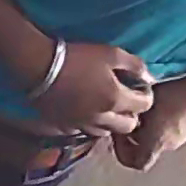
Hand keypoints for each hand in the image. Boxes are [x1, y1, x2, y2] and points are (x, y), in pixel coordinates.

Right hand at [30, 41, 154, 134]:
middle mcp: (101, 117)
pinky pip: (82, 131)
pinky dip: (87, 124)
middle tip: (123, 101)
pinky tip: (82, 112)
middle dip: (131, 114)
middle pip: (128, 126)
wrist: (37, 66)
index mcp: (116, 99)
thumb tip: (148, 77)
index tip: (138, 87)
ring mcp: (81, 124)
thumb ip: (135, 65)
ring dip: (109, 122)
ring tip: (103, 108)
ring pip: (105, 132)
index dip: (145, 96)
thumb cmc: (76, 57)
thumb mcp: (110, 53)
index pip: (145, 106)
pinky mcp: (63, 126)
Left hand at [111, 75, 185, 170]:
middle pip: (143, 152)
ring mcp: (181, 139)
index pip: (136, 164)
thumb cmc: (172, 95)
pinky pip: (165, 134)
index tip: (118, 136)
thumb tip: (115, 121)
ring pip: (153, 142)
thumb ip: (128, 116)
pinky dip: (155, 127)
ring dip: (142, 132)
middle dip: (130, 140)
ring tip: (139, 112)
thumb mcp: (144, 105)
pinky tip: (153, 109)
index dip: (122, 154)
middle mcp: (169, 146)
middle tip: (124, 121)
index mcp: (157, 143)